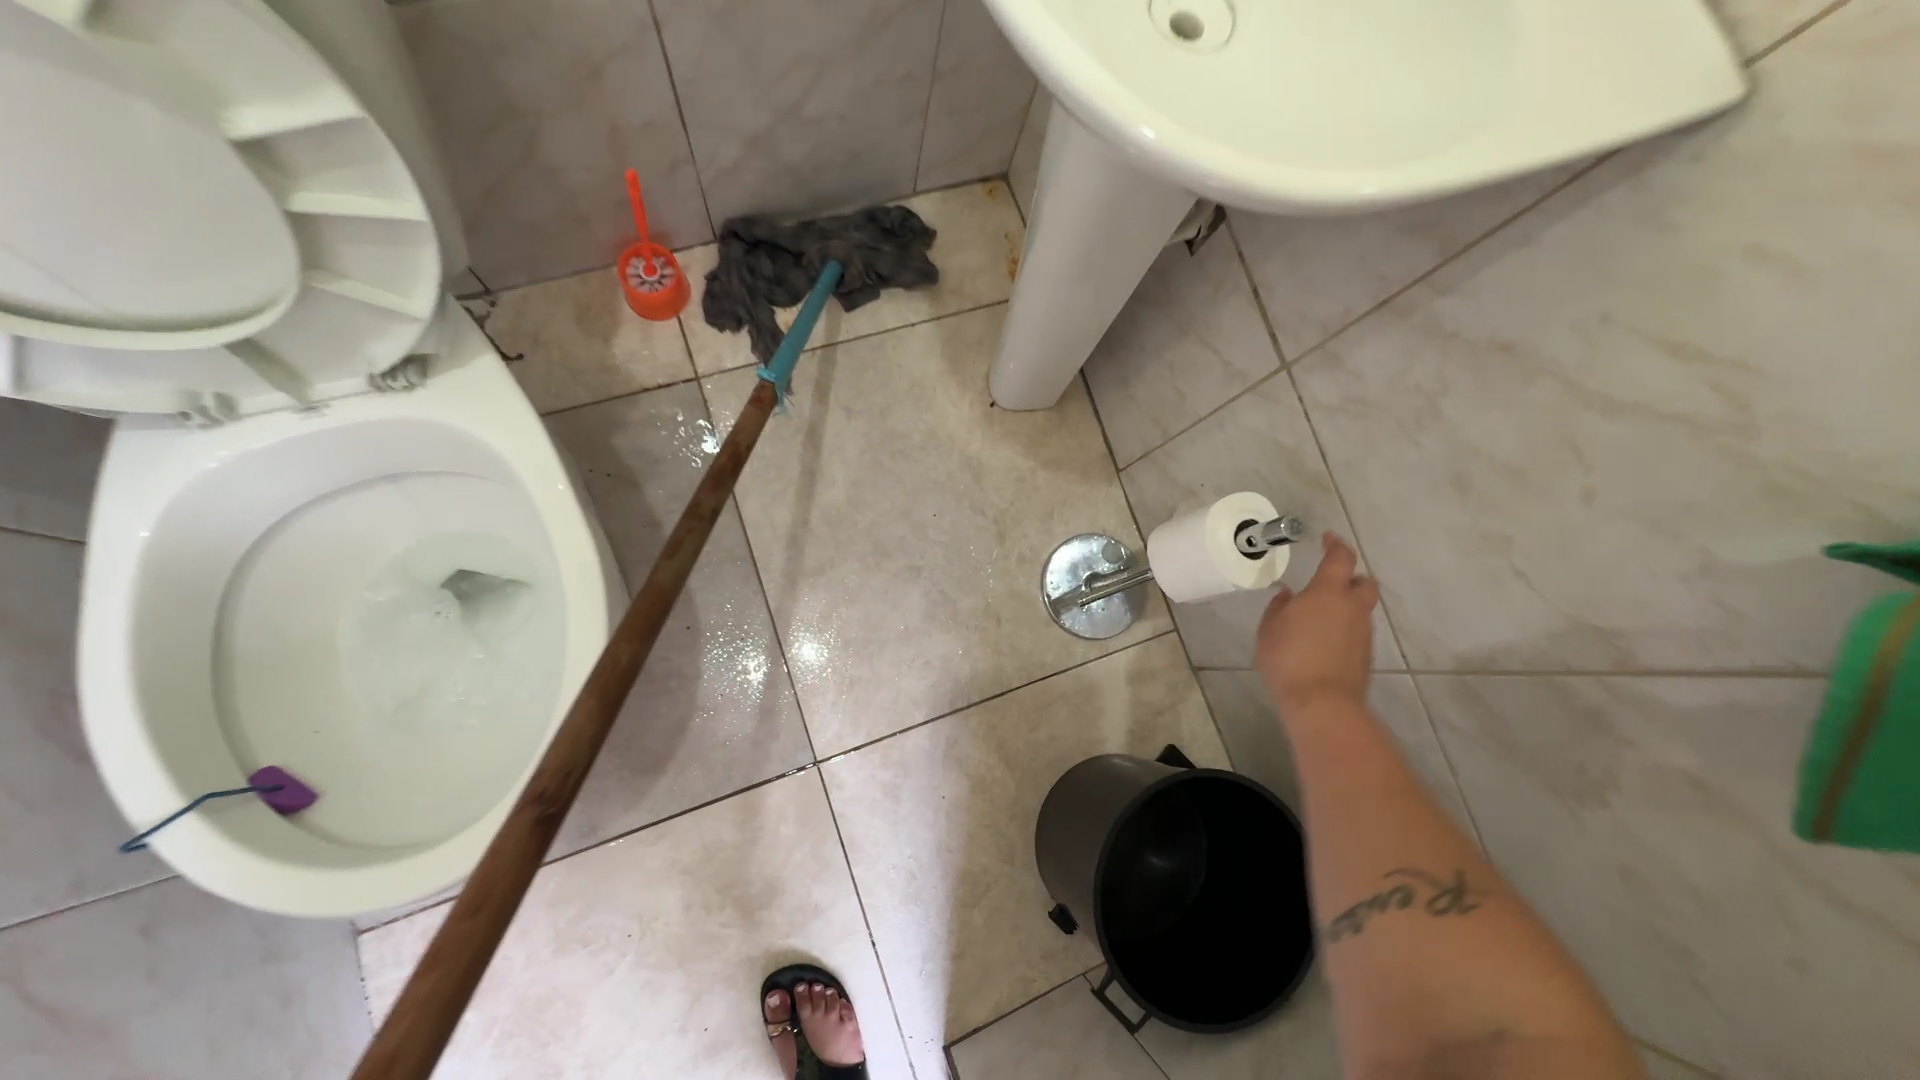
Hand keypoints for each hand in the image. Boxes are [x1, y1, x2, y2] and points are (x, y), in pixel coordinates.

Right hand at [1256, 532, 1379, 717]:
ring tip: (1321, 617)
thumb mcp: (1269, 629)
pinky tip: (1324, 642)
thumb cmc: (1289, 659)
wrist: (1322, 702)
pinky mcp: (1365, 655)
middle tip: (1331, 582)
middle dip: (1351, 577)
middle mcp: (1352, 607)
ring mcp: (1362, 632)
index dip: (1335, 544)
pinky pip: (1357, 631)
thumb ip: (1279, 608)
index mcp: (1328, 592)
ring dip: (1346, 606)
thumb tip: (1288, 596)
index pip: (1340, 557)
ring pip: (1361, 609)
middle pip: (1364, 582)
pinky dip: (1345, 629)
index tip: (1327, 538)